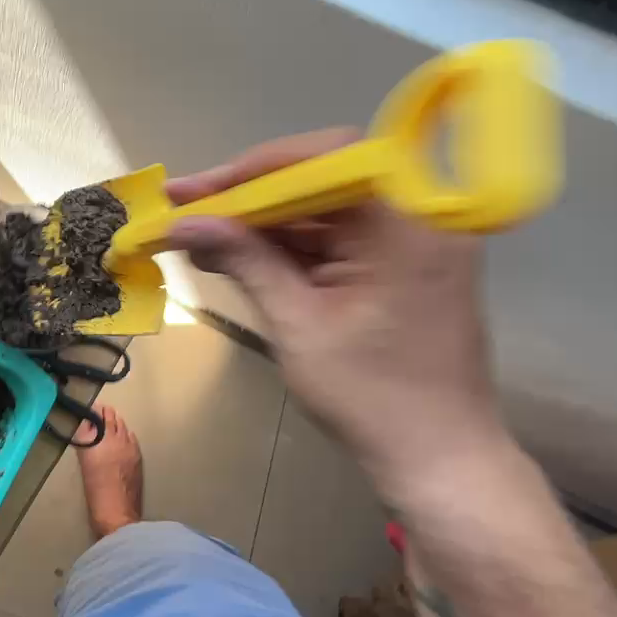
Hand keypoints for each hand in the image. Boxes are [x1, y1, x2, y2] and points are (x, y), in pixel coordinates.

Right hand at [162, 129, 504, 473]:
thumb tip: (182, 222)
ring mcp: (408, 243)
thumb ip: (245, 260)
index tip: (194, 190)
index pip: (327, 161)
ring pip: (318, 208)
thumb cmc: (369, 395)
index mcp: (407, 227)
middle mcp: (417, 220)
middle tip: (181, 205)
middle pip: (320, 179)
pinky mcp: (394, 265)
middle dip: (245, 194)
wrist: (435, 455)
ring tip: (191, 232)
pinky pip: (330, 237)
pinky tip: (230, 252)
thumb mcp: (296, 325)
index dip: (253, 169)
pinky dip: (280, 244)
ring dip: (256, 220)